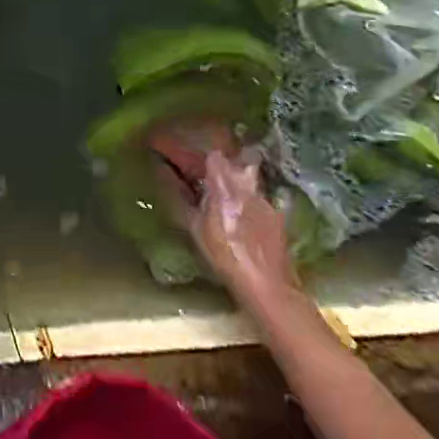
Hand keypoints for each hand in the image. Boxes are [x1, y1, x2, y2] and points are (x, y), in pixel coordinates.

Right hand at [147, 120, 299, 299]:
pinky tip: (235, 212)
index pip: (213, 154)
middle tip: (201, 168)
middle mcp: (249, 187)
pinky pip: (257, 196)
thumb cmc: (223, 253)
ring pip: (248, 177)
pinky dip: (243, 197)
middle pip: (238, 159)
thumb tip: (161, 169)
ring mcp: (267, 201)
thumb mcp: (191, 224)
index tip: (178, 154)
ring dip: (232, 178)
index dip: (196, 152)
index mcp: (225, 186)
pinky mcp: (278, 217)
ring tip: (216, 191)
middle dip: (220, 159)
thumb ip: (177, 193)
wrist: (268, 286)